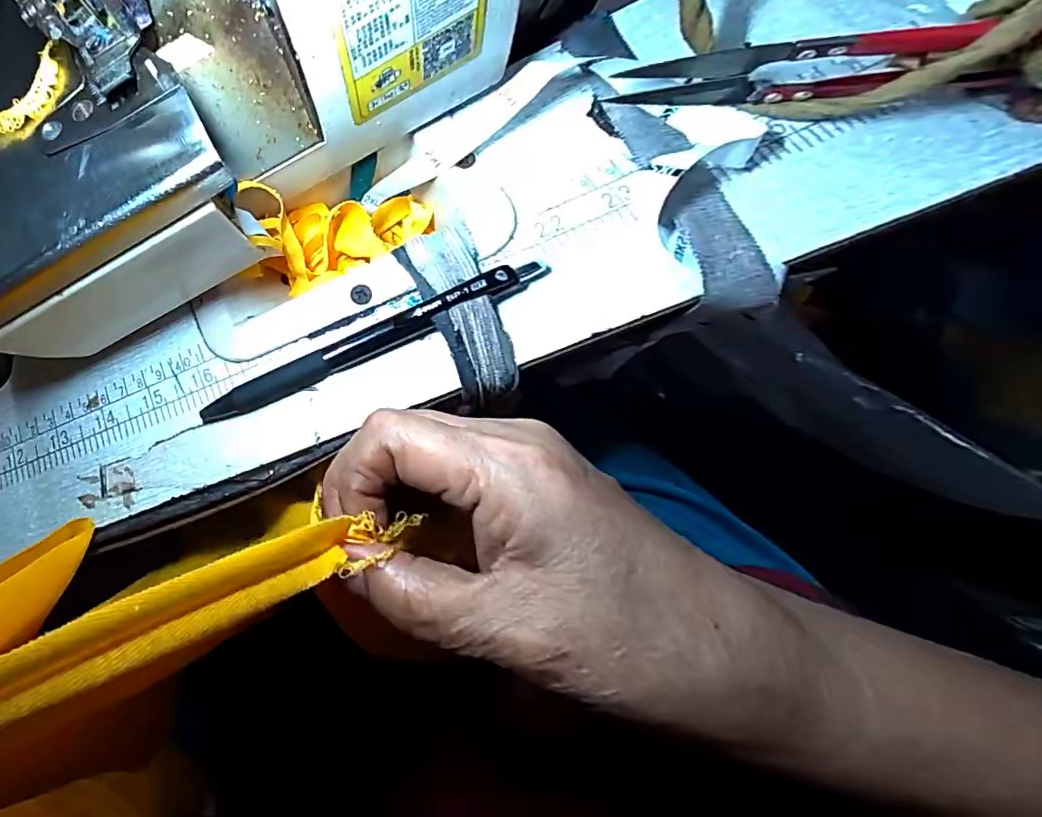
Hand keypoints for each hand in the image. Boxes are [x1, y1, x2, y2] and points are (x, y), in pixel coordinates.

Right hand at [321, 410, 816, 733]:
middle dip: (360, 485)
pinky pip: (448, 467)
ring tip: (387, 550)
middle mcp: (509, 437)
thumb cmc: (636, 649)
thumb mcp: (509, 633)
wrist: (756, 667)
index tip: (349, 543)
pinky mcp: (533, 472)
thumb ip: (408, 594)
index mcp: (504, 463)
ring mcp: (524, 450)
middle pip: (396, 431)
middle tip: (358, 547)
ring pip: (418, 446)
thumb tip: (341, 564)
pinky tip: (428, 545)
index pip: (385, 433)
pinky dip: (419, 500)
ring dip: (387, 493)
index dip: (347, 480)